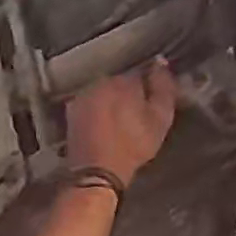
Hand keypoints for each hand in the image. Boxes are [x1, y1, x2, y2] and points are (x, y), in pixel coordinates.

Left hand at [63, 57, 177, 185]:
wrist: (98, 171)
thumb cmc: (134, 145)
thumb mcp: (160, 119)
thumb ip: (163, 89)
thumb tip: (161, 63)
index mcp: (124, 81)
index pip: (143, 71)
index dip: (151, 86)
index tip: (156, 100)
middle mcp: (100, 82)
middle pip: (121, 80)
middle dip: (131, 92)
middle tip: (140, 113)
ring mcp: (83, 95)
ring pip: (105, 91)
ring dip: (114, 100)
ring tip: (123, 121)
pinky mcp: (72, 110)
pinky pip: (92, 103)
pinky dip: (100, 110)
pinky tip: (106, 125)